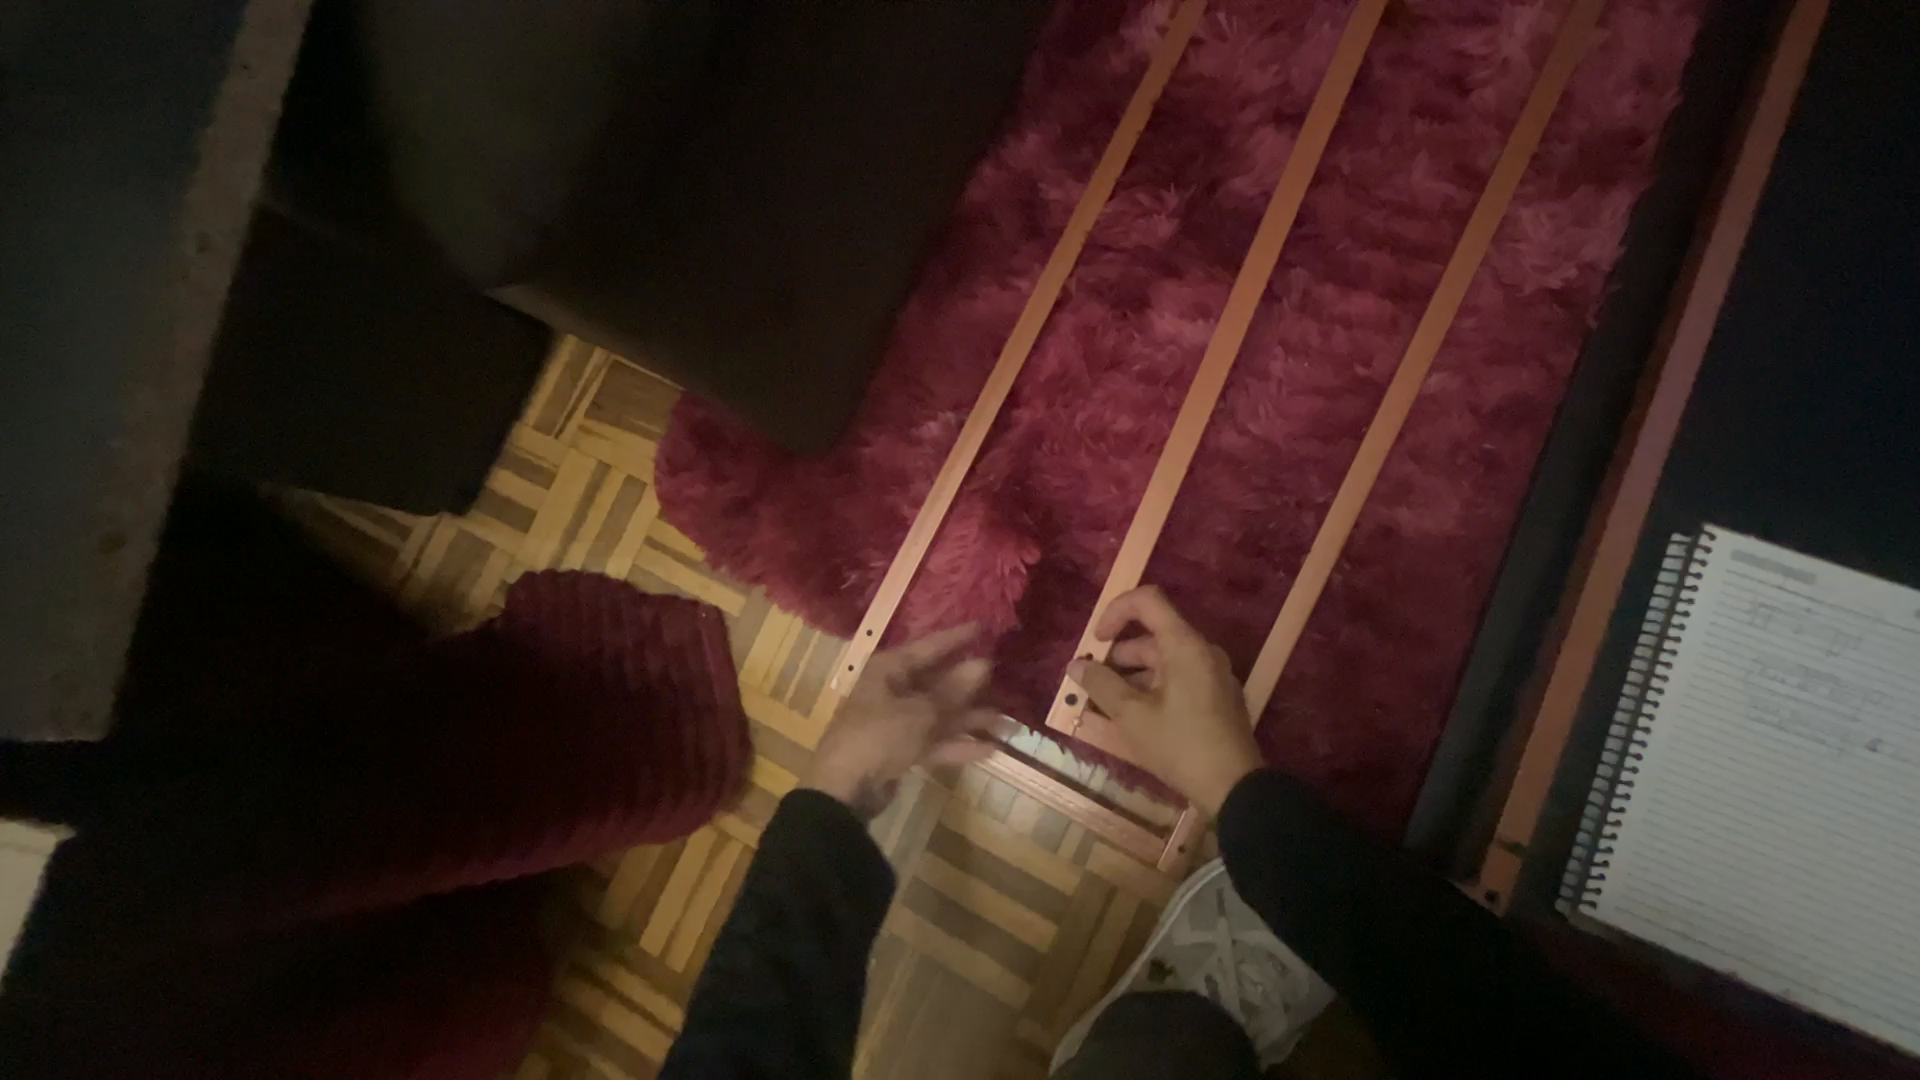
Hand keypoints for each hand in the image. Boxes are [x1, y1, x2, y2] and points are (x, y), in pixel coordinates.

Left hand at [802, 624, 1000, 819]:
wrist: (843, 790)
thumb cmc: (878, 736)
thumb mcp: (919, 712)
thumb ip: (953, 690)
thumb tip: (984, 663)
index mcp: (889, 670)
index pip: (929, 647)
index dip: (958, 638)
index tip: (985, 627)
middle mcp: (893, 690)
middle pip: (938, 683)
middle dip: (972, 687)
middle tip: (1006, 678)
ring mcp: (897, 722)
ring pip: (941, 715)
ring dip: (972, 720)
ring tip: (1010, 725)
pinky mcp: (901, 750)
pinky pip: (935, 741)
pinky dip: (958, 745)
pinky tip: (991, 749)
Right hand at [1068, 586, 1262, 816]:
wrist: (1235, 789)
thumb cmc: (1180, 745)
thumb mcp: (1131, 716)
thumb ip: (1101, 684)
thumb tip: (1076, 666)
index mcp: (1185, 645)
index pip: (1147, 601)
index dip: (1115, 612)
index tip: (1096, 642)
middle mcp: (1202, 651)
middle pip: (1152, 635)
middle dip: (1117, 655)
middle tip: (1093, 683)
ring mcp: (1212, 674)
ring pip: (1163, 660)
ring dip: (1131, 675)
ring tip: (1106, 705)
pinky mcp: (1216, 696)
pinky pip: (1177, 678)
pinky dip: (1151, 687)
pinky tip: (1133, 717)